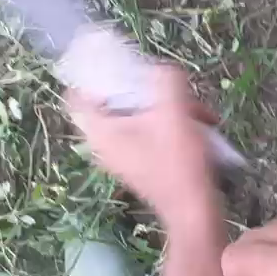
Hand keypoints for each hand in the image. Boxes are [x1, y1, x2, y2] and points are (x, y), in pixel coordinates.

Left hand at [67, 66, 219, 229]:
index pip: (77, 94)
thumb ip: (165, 80)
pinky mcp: (143, 162)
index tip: (120, 64)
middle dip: (149, 90)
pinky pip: (151, 131)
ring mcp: (124, 154)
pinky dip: (172, 124)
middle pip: (116, 100)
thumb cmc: (178, 165)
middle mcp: (106, 143)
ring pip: (139, 115)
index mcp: (101, 131)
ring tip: (198, 112)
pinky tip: (199, 126)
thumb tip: (161, 70)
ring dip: (169, 106)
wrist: (194, 211)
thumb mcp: (173, 114)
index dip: (94, 74)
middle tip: (174, 90)